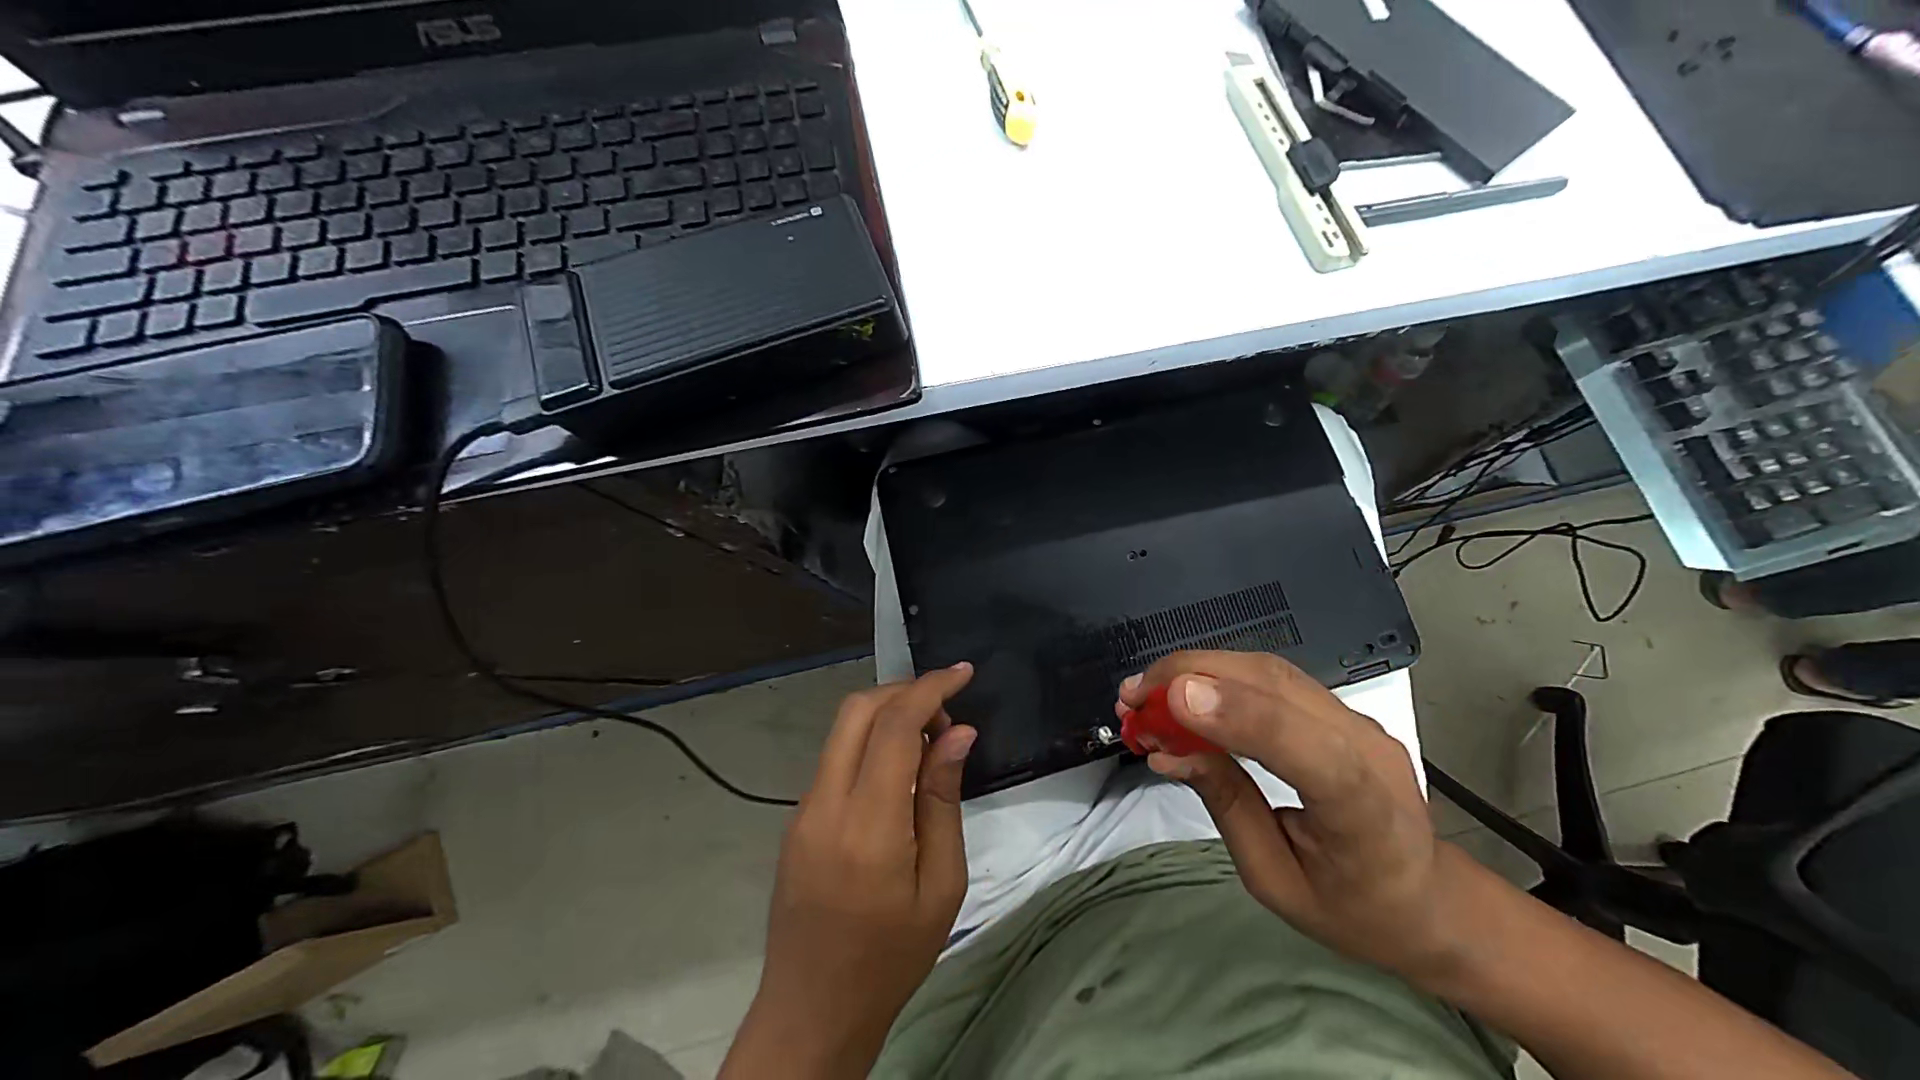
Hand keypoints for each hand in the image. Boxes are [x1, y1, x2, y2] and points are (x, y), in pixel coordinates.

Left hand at [722, 664, 976, 1079]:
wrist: (812, 1010)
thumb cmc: (891, 958)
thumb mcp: (940, 886)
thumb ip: (942, 801)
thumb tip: (958, 734)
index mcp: (867, 824)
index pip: (894, 726)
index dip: (930, 688)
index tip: (963, 672)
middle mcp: (825, 803)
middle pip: (856, 711)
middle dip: (904, 691)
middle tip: (947, 713)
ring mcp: (803, 810)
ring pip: (841, 731)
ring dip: (886, 716)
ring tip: (931, 742)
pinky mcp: (797, 820)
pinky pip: (835, 760)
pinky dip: (869, 743)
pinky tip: (899, 771)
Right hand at [1117, 650, 1469, 983]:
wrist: (1428, 898)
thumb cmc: (1355, 908)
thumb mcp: (1275, 879)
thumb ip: (1226, 806)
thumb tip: (1169, 751)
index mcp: (1365, 811)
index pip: (1308, 749)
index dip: (1240, 716)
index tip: (1170, 701)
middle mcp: (1367, 747)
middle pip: (1277, 685)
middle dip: (1192, 676)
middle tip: (1129, 697)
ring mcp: (1355, 719)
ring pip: (1267, 669)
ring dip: (1197, 669)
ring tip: (1143, 693)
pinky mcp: (1337, 708)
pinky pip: (1270, 677)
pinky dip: (1217, 675)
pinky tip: (1181, 690)